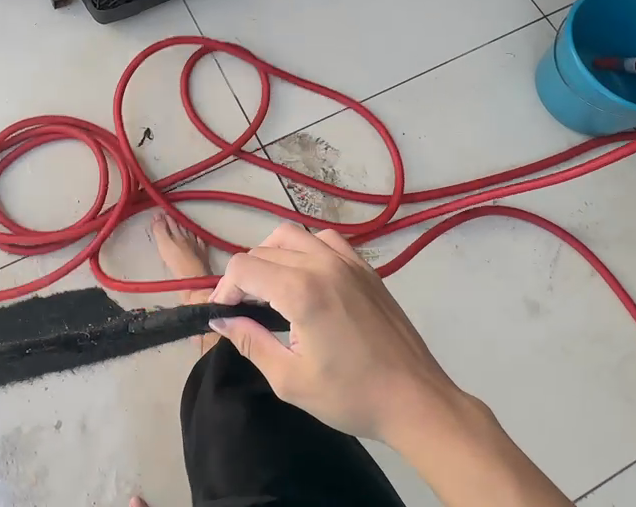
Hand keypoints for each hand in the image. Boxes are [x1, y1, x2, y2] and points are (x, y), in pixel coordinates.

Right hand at [208, 222, 462, 440]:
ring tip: (272, 289)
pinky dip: (306, 249)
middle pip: (263, 250)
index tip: (225, 315)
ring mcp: (347, 261)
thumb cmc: (351, 395)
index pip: (243, 267)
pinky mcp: (365, 267)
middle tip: (246, 311)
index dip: (225, 289)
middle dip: (245, 277)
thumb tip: (221, 320)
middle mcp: (322, 263)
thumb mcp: (290, 379)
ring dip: (272, 256)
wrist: (415, 400)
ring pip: (292, 235)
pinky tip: (306, 277)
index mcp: (300, 290)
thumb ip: (250, 342)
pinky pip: (325, 239)